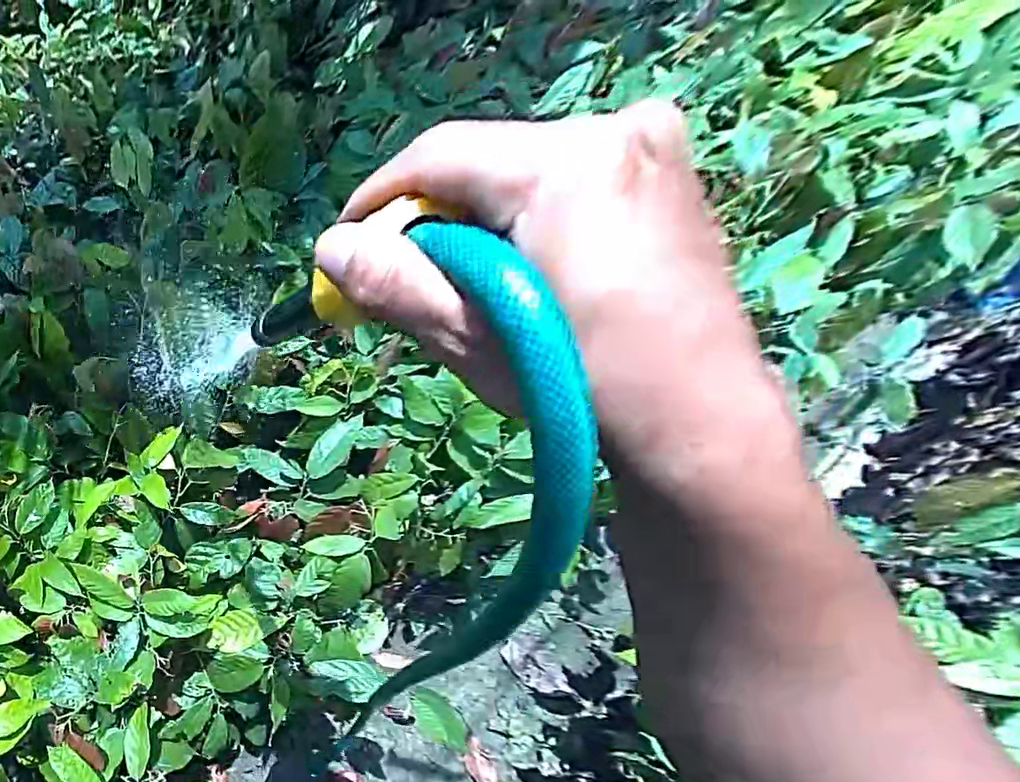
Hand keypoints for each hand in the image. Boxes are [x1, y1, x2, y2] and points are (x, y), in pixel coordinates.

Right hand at [314, 100, 801, 507]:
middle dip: (421, 223)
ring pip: (509, 175)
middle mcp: (615, 129)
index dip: (374, 203)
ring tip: (451, 293)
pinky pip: (550, 185)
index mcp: (567, 165)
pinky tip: (504, 279)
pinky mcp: (656, 173)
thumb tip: (329, 247)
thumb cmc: (572, 381)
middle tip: (391, 286)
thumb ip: (394, 284)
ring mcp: (646, 147)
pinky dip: (508, 225)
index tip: (341, 254)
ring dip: (463, 228)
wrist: (691, 414)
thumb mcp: (467, 337)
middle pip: (476, 164)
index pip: (437, 156)